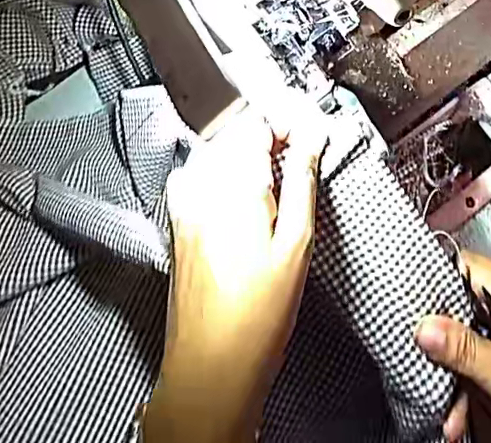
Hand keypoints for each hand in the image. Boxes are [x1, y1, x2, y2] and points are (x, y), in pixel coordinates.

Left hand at [142, 110, 326, 442]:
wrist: (208, 371)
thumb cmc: (254, 319)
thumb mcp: (296, 243)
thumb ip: (302, 179)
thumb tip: (311, 138)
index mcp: (234, 185)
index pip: (260, 120)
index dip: (290, 119)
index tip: (310, 131)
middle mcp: (202, 186)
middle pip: (238, 128)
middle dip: (272, 131)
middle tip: (302, 150)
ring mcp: (186, 202)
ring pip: (219, 146)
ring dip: (249, 147)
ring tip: (278, 171)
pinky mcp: (179, 219)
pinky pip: (200, 170)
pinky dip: (224, 167)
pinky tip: (243, 190)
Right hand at [415, 252, 490, 442]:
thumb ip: (468, 352)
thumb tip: (423, 324)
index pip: (466, 266)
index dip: (436, 283)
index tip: (407, 306)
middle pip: (462, 306)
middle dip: (444, 345)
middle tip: (424, 372)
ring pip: (468, 339)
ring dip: (454, 375)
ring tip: (448, 412)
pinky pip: (481, 361)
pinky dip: (469, 388)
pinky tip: (461, 417)